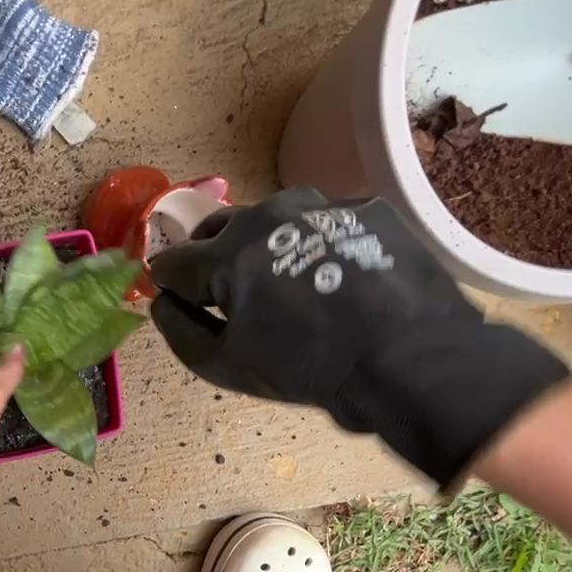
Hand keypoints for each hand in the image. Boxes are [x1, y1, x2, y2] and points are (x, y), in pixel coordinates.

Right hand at [149, 187, 569, 486]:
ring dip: (257, 246)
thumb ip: (178, 330)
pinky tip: (325, 277)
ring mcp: (319, 204)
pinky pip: (317, 222)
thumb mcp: (223, 365)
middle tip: (221, 293)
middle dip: (207, 258)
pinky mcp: (363, 207)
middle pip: (215, 229)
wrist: (409, 355)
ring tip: (277, 283)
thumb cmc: (304, 366)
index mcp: (226, 256)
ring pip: (267, 219)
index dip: (167, 286)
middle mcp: (267, 215)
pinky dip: (307, 244)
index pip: (172, 262)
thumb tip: (161, 303)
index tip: (176, 302)